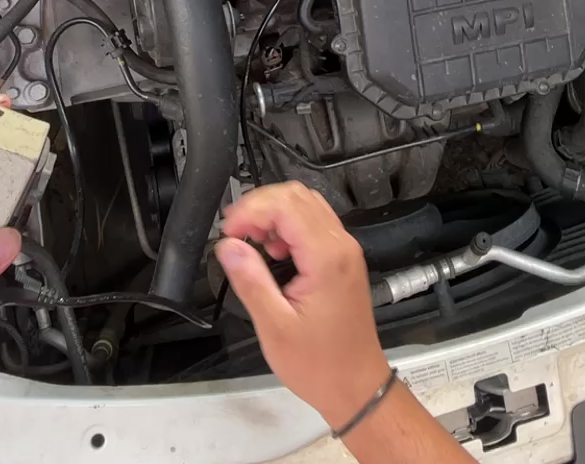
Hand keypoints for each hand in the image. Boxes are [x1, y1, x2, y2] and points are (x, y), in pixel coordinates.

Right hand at [214, 182, 391, 427]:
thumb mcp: (275, 327)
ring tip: (252, 241)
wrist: (356, 387)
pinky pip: (314, 222)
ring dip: (274, 213)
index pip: (286, 206)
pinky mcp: (343, 257)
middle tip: (236, 232)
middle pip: (297, 196)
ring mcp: (345, 249)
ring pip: (306, 204)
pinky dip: (289, 225)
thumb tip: (228, 246)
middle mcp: (340, 244)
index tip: (228, 230)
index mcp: (326, 257)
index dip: (251, 210)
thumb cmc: (319, 365)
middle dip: (260, 206)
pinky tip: (274, 250)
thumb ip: (251, 280)